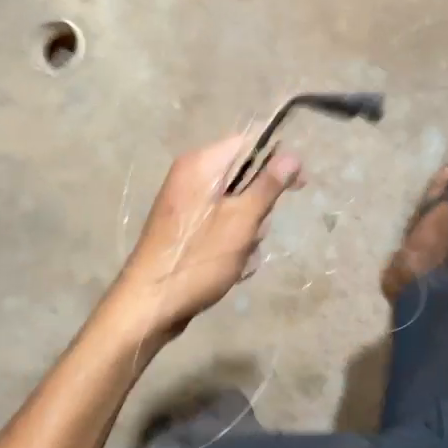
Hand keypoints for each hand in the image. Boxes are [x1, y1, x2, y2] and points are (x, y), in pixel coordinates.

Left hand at [108, 134, 302, 338]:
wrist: (148, 305)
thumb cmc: (197, 258)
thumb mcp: (241, 221)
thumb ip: (268, 185)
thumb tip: (293, 154)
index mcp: (201, 164)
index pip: (248, 142)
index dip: (276, 160)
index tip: (299, 186)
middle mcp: (190, 176)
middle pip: (243, 176)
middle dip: (258, 207)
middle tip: (255, 231)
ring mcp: (186, 204)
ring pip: (236, 205)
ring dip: (248, 230)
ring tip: (241, 256)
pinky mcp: (185, 228)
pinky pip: (220, 224)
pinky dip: (232, 242)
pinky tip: (231, 267)